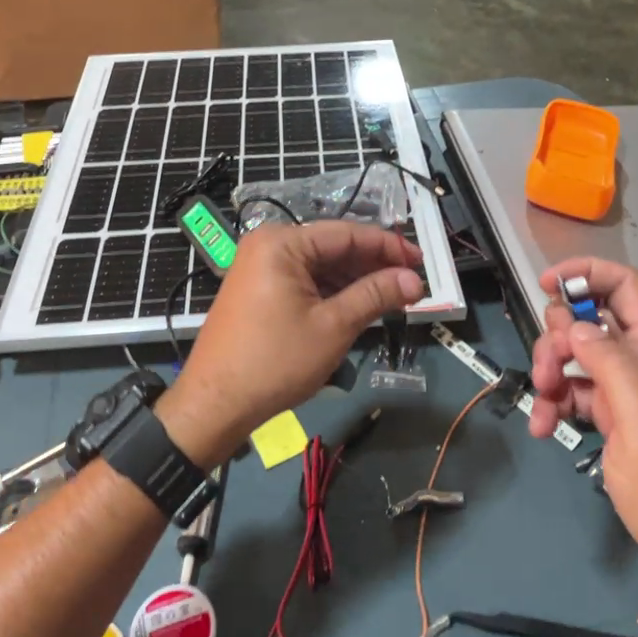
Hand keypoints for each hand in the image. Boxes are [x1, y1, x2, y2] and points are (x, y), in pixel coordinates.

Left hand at [156, 221, 423, 465]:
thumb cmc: (275, 361)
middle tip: (412, 285)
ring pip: (320, 266)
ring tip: (393, 299)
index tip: (421, 261)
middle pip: (333, 247)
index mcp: (282, 242)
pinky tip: (359, 307)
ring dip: (356, 281)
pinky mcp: (258, 291)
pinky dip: (332, 293)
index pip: (347, 233)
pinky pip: (304, 281)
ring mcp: (260, 268)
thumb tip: (415, 280)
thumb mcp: (334, 327)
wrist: (215, 403)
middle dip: (374, 266)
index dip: (388, 246)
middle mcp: (268, 245)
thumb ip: (375, 295)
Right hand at [528, 259, 637, 578]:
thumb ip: (613, 368)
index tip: (546, 286)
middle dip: (557, 338)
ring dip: (551, 373)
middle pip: (591, 320)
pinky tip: (544, 428)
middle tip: (545, 373)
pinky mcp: (617, 418)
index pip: (625, 286)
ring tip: (544, 409)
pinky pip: (575, 393)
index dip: (586, 274)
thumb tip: (576, 324)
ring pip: (577, 356)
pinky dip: (554, 404)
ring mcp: (630, 391)